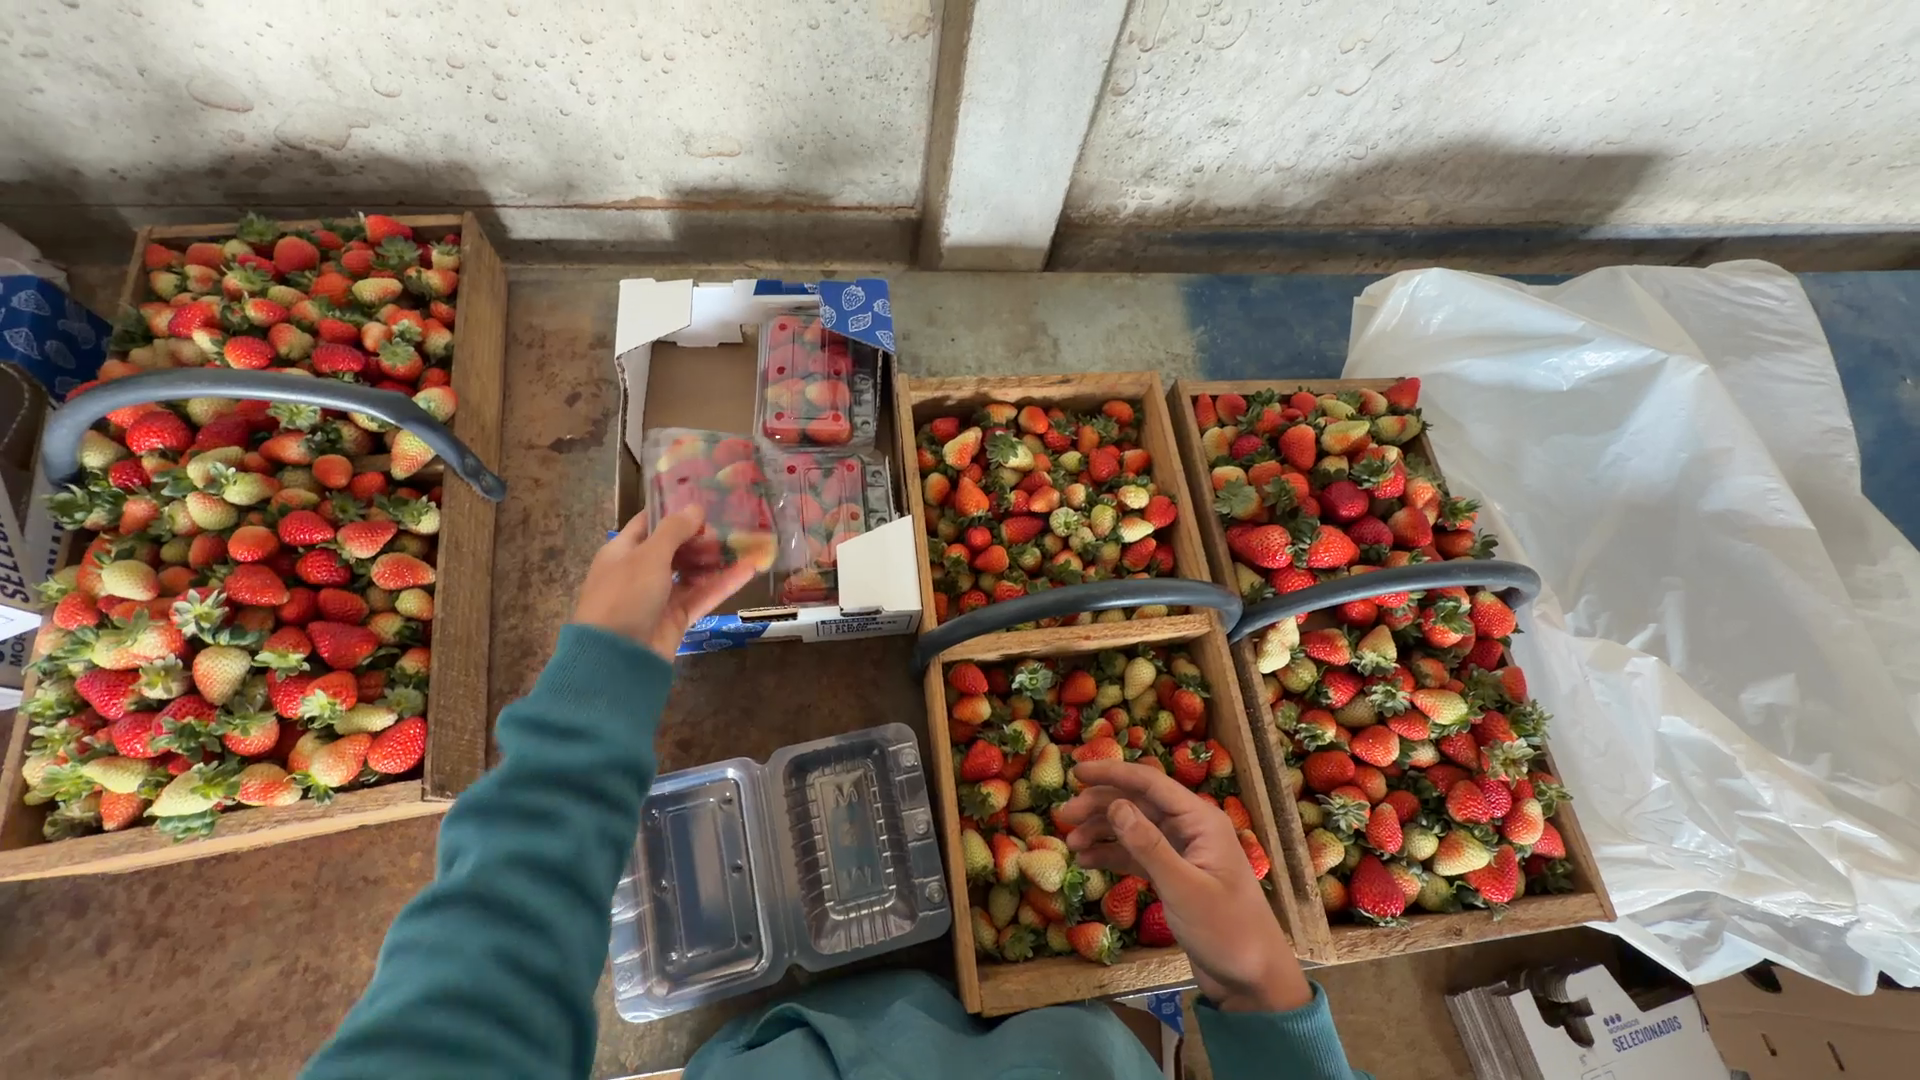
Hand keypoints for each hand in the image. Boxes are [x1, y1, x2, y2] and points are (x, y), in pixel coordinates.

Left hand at [571, 506, 763, 659]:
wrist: (616, 657)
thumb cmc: (625, 596)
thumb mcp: (649, 556)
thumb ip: (674, 530)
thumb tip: (696, 506)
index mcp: (623, 551)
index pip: (649, 524)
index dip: (674, 512)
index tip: (704, 502)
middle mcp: (640, 571)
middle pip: (675, 548)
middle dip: (701, 538)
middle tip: (732, 526)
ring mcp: (659, 596)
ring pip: (692, 572)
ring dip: (715, 560)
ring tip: (745, 545)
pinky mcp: (677, 618)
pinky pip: (702, 596)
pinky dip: (723, 584)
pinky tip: (748, 570)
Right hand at [1058, 761, 1310, 1013]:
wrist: (1253, 983)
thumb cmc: (1226, 931)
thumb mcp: (1183, 888)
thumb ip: (1147, 844)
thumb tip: (1114, 804)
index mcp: (1200, 820)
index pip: (1150, 783)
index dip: (1112, 773)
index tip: (1076, 771)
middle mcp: (1190, 829)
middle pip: (1137, 803)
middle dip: (1100, 805)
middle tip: (1064, 817)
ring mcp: (1182, 852)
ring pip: (1134, 828)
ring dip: (1102, 831)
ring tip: (1071, 843)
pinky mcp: (1174, 876)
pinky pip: (1136, 854)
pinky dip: (1112, 855)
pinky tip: (1088, 861)